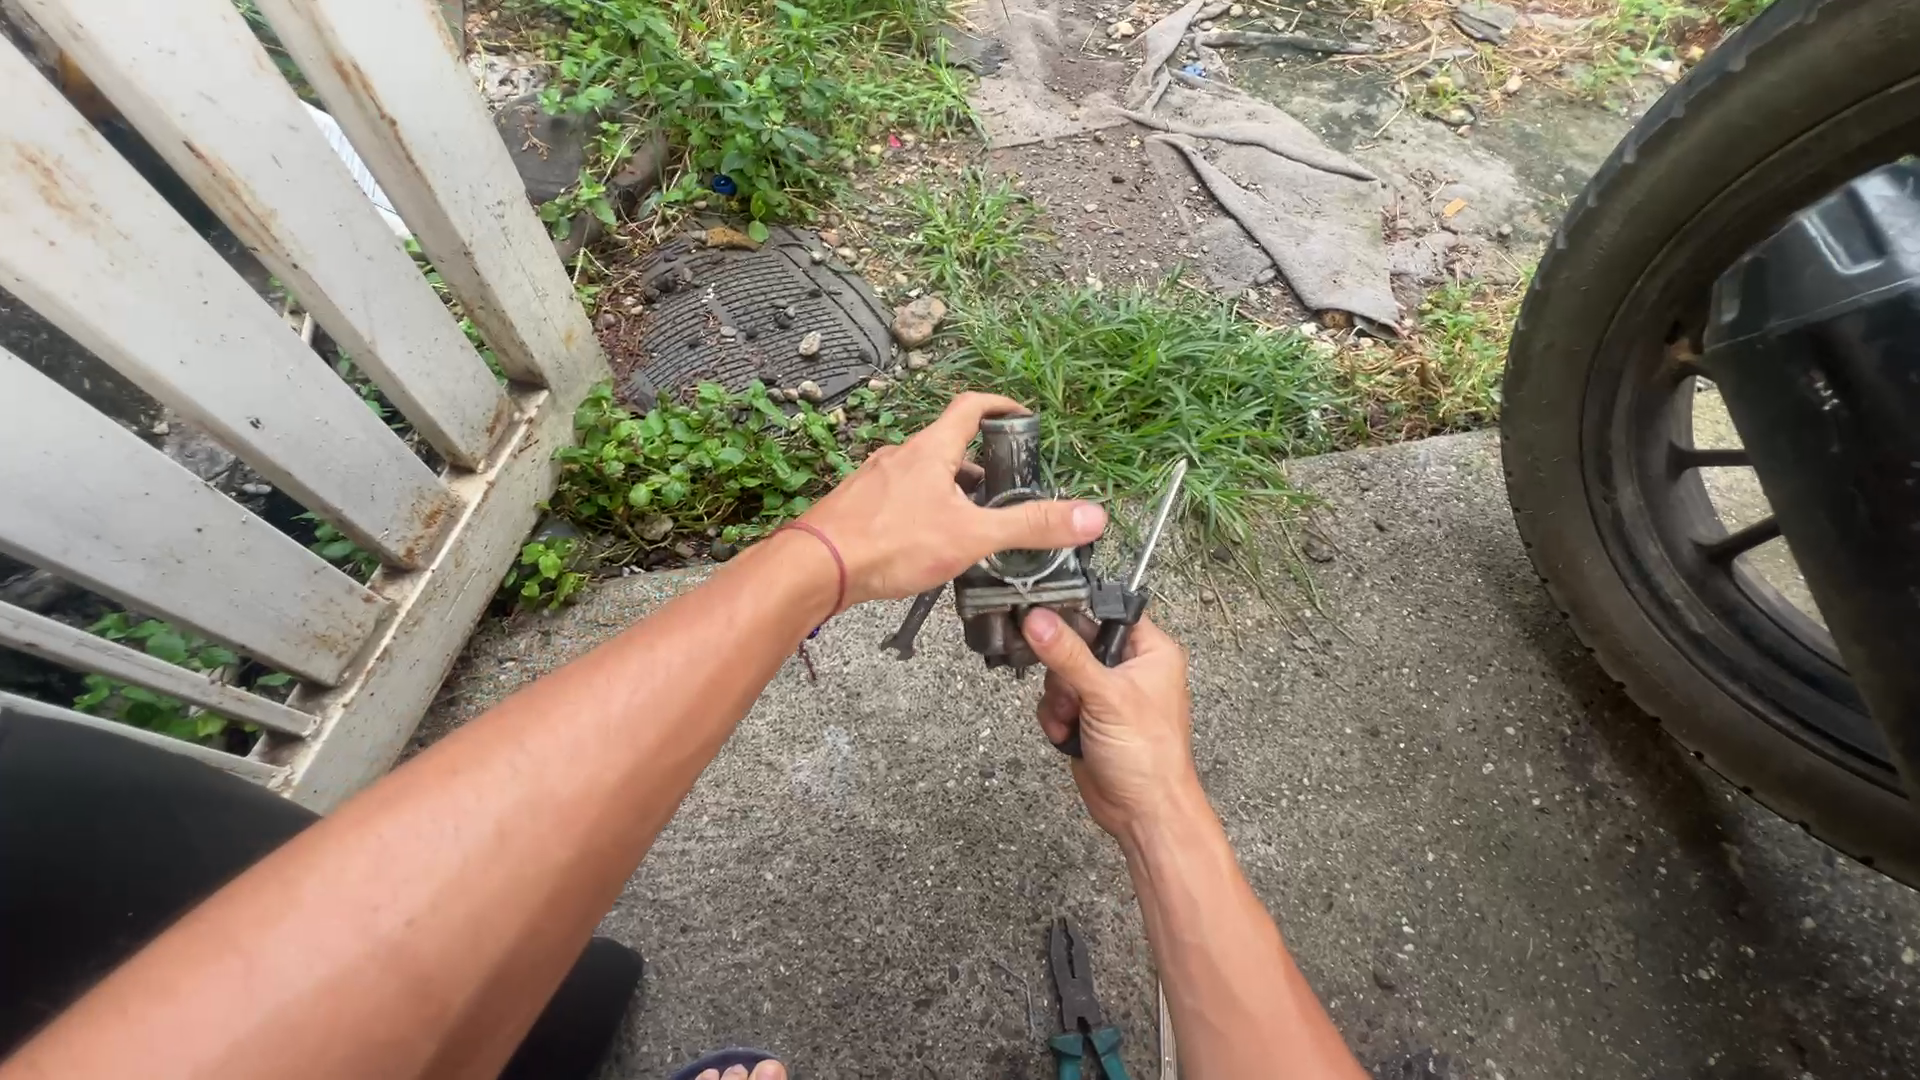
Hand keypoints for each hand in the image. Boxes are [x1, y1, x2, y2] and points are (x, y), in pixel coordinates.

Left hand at [798, 393, 1106, 606]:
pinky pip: (897, 496)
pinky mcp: (857, 505)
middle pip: (947, 443)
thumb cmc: (891, 543)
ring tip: (968, 517)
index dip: (1000, 405)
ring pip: (920, 472)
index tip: (1019, 415)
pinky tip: (923, 539)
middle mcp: (900, 456)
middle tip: (1002, 486)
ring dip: (948, 486)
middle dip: (979, 460)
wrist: (818, 567)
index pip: (971, 407)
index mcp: (931, 450)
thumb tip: (1089, 516)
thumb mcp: (973, 535)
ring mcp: (874, 479)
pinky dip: (920, 507)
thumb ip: (1031, 526)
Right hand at [1021, 609, 1198, 837]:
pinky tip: (1068, 734)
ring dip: (1057, 699)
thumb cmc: (1150, 757)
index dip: (1077, 614)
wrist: (1142, 813)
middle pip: (1073, 642)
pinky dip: (1054, 717)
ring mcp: (1105, 692)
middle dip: (1063, 673)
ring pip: (1058, 673)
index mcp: (1149, 651)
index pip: (1107, 610)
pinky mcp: (1086, 715)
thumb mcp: (1106, 696)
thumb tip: (1038, 620)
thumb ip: (1068, 655)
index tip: (1047, 618)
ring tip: (1073, 719)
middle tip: (1072, 693)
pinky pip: (1054, 700)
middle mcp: (1128, 667)